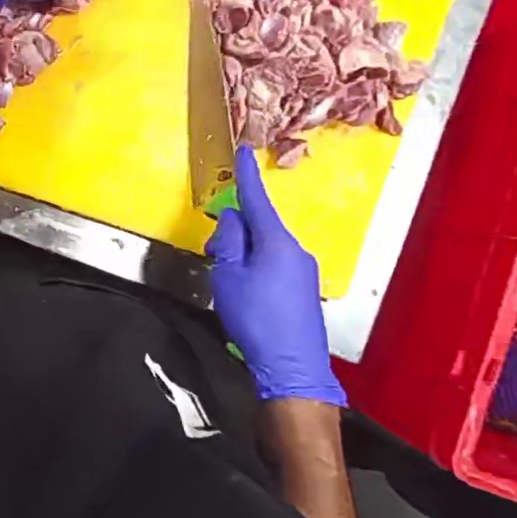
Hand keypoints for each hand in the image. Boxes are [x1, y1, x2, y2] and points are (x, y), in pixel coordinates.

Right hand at [206, 146, 344, 405]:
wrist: (292, 366)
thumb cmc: (255, 318)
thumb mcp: (229, 276)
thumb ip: (228, 242)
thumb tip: (233, 220)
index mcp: (276, 242)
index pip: (257, 201)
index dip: (247, 176)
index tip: (244, 151)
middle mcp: (295, 250)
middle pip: (259, 227)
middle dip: (234, 233)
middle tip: (214, 256)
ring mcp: (302, 270)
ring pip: (264, 248)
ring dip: (242, 255)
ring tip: (227, 281)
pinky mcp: (302, 289)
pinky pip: (273, 265)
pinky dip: (253, 268)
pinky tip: (243, 292)